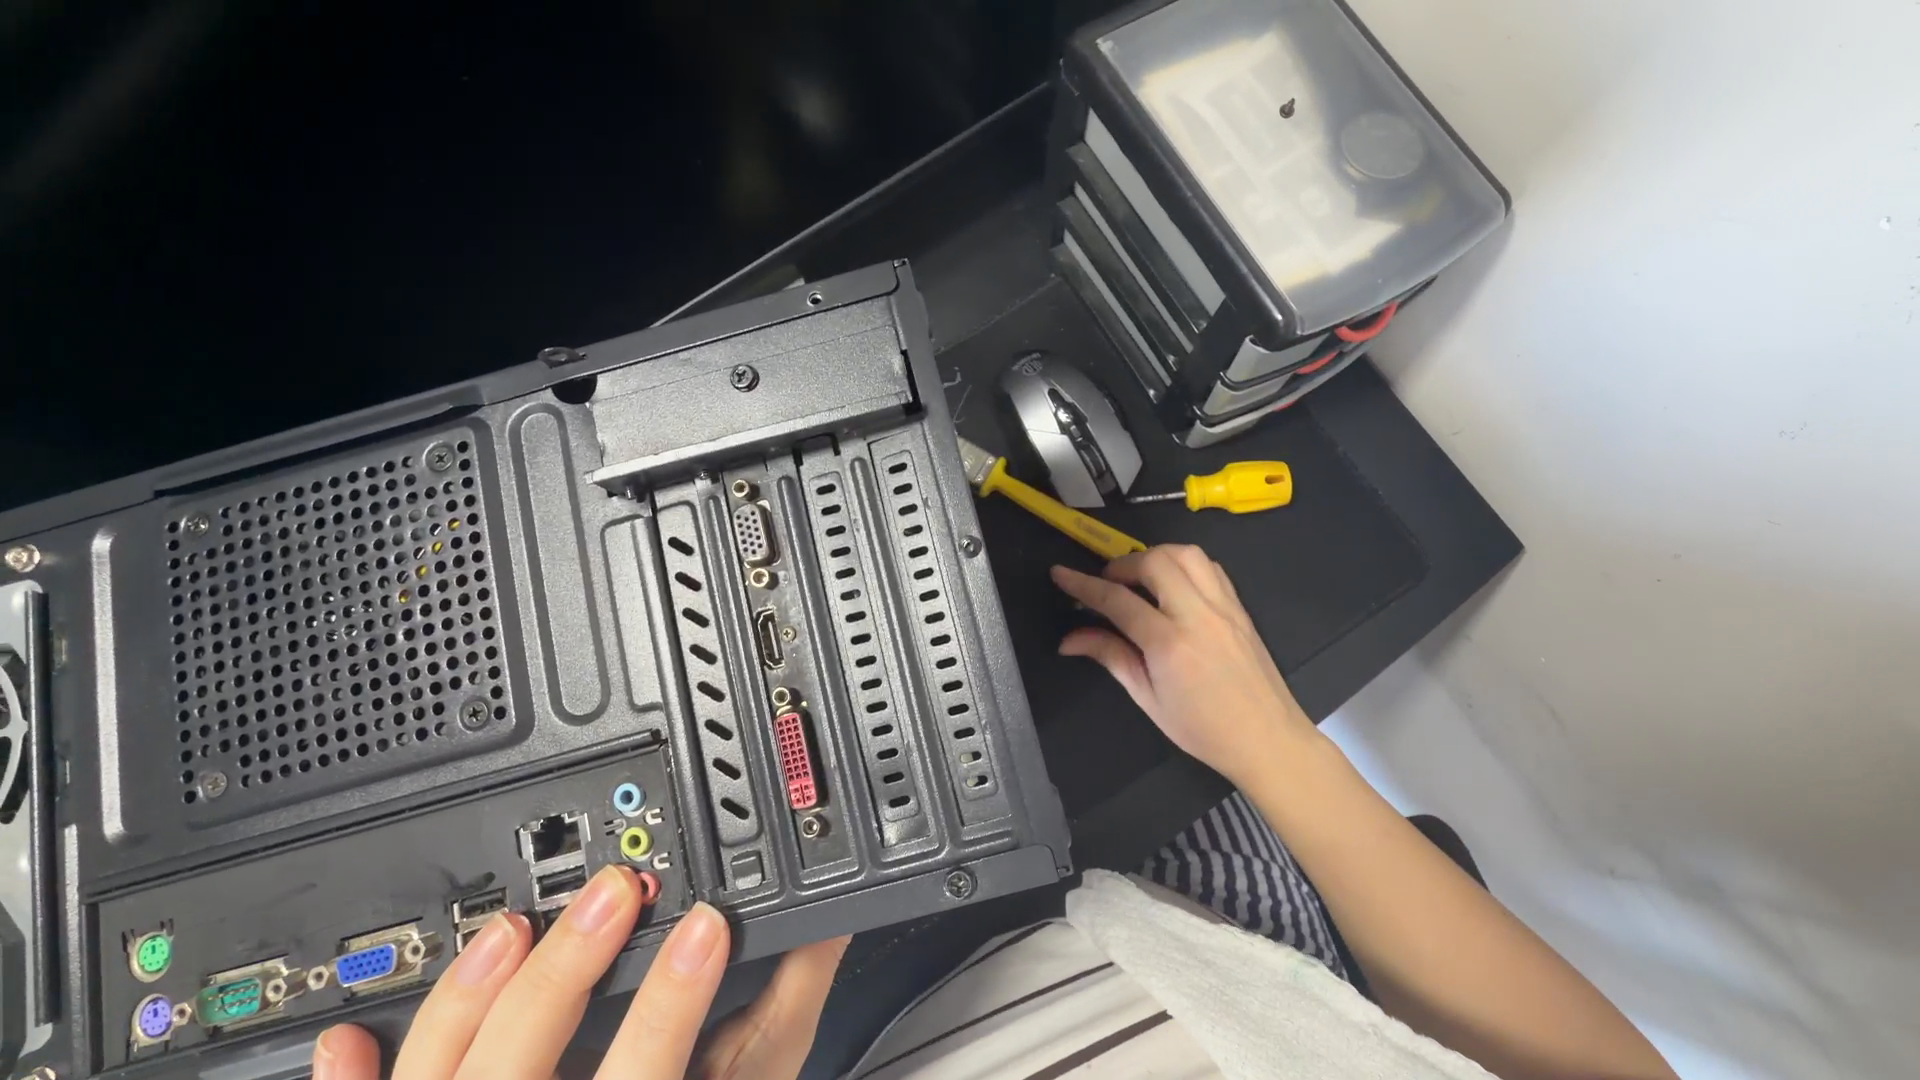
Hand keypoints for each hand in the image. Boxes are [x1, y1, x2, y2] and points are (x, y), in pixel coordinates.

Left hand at [311, 865, 848, 1079]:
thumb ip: (778, 1032)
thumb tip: (819, 943)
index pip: (642, 1078)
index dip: (674, 1000)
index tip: (706, 925)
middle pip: (520, 1073)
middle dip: (566, 970)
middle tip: (616, 895)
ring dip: (466, 1004)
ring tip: (512, 929)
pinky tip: (347, 1038)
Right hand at [1051, 545, 1318, 787]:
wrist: (1267, 739)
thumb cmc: (1202, 729)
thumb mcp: (1147, 699)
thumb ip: (1110, 657)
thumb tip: (1070, 639)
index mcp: (1170, 644)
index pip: (1117, 600)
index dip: (1083, 584)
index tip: (1060, 574)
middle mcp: (1198, 615)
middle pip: (1154, 561)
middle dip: (1122, 564)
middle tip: (1108, 584)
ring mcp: (1224, 607)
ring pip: (1186, 553)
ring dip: (1155, 556)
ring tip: (1140, 579)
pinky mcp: (1240, 607)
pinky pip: (1210, 567)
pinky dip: (1184, 564)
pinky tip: (1173, 585)